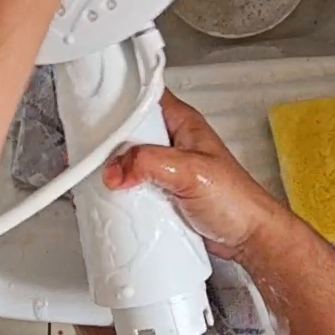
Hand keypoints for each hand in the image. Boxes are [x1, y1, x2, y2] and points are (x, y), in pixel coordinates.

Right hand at [101, 91, 297, 260]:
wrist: (248, 239)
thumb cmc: (237, 200)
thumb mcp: (191, 172)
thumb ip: (149, 163)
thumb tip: (114, 169)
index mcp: (181, 122)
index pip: (143, 95)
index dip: (118, 95)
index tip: (92, 104)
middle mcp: (172, 141)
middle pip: (128, 128)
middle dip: (106, 137)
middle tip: (86, 146)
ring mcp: (165, 167)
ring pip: (127, 158)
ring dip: (111, 167)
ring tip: (92, 171)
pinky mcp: (161, 190)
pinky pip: (132, 183)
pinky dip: (119, 188)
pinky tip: (108, 194)